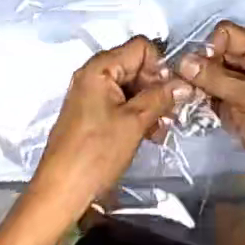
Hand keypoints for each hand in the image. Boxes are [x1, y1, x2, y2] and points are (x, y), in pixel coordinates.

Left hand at [32, 36, 182, 208]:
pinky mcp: (90, 114)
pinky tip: (150, 133)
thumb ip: (162, 96)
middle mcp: (93, 74)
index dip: (160, 66)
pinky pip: (121, 102)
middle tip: (170, 111)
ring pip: (131, 85)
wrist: (58, 197)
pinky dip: (137, 113)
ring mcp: (90, 95)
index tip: (169, 92)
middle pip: (137, 65)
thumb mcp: (135, 122)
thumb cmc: (95, 154)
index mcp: (100, 68)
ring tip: (162, 127)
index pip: (142, 47)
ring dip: (150, 102)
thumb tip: (186, 84)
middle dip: (157, 86)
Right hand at [176, 21, 244, 197]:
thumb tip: (183, 61)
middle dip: (195, 66)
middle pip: (214, 54)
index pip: (227, 35)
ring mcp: (237, 89)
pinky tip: (183, 107)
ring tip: (178, 97)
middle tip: (177, 84)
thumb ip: (218, 78)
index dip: (209, 46)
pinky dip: (196, 101)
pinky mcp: (229, 110)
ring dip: (193, 84)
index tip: (194, 67)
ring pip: (208, 76)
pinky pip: (208, 97)